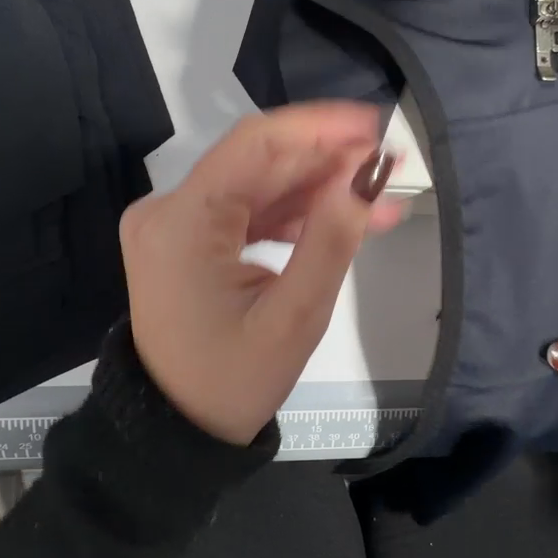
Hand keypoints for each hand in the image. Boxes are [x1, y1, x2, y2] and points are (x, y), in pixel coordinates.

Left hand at [120, 102, 403, 444]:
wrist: (175, 432)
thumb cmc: (232, 382)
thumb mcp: (294, 317)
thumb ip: (330, 240)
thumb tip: (366, 177)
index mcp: (183, 222)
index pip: (255, 146)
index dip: (318, 127)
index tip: (373, 125)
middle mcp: (169, 209)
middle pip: (258, 163)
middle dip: (327, 160)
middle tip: (387, 162)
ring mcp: (175, 223)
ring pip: (258, 185)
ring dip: (317, 188)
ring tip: (378, 195)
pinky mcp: (188, 239)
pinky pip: (249, 212)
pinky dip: (295, 213)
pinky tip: (344, 216)